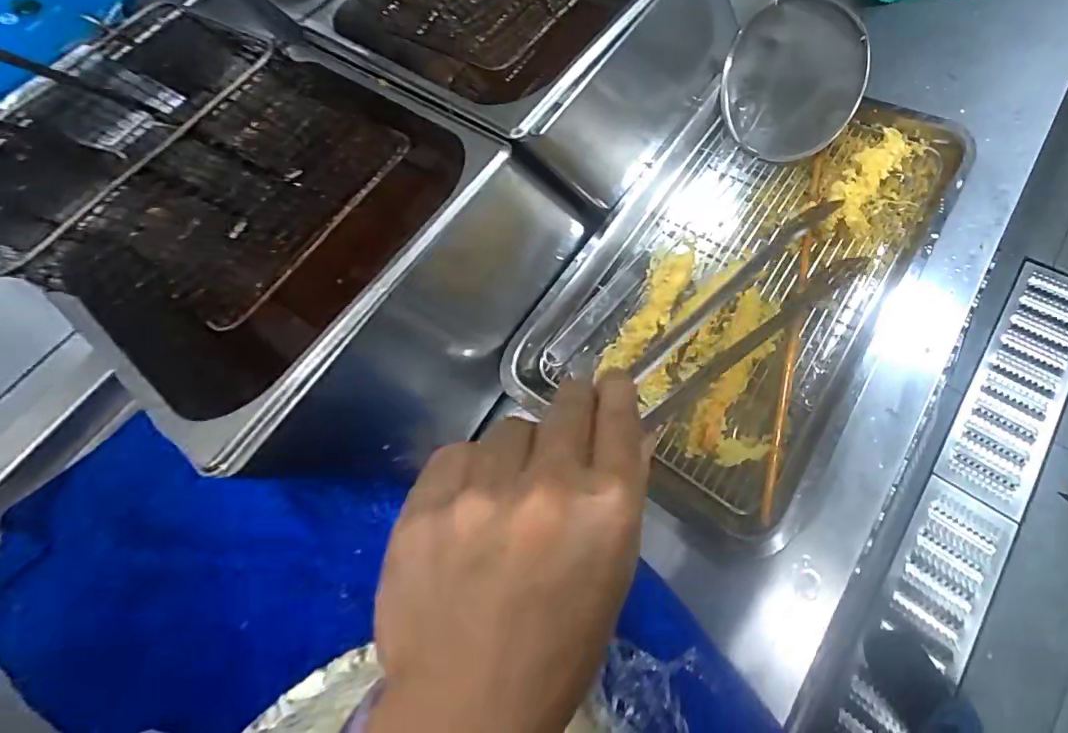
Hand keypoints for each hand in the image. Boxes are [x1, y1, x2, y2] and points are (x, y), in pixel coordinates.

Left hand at [369, 376, 657, 732]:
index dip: (615, 389)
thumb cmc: (568, 632)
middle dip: (573, 402)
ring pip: (510, 427)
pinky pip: (455, 453)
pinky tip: (471, 495)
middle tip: (568, 416)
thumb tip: (631, 432)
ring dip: (519, 446)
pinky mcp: (424, 514)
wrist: (471, 704)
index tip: (610, 380)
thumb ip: (623, 487)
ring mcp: (482, 497)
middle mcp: (550, 485)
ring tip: (511, 481)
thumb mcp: (619, 556)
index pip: (617, 415)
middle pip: (565, 405)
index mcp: (608, 500)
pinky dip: (470, 465)